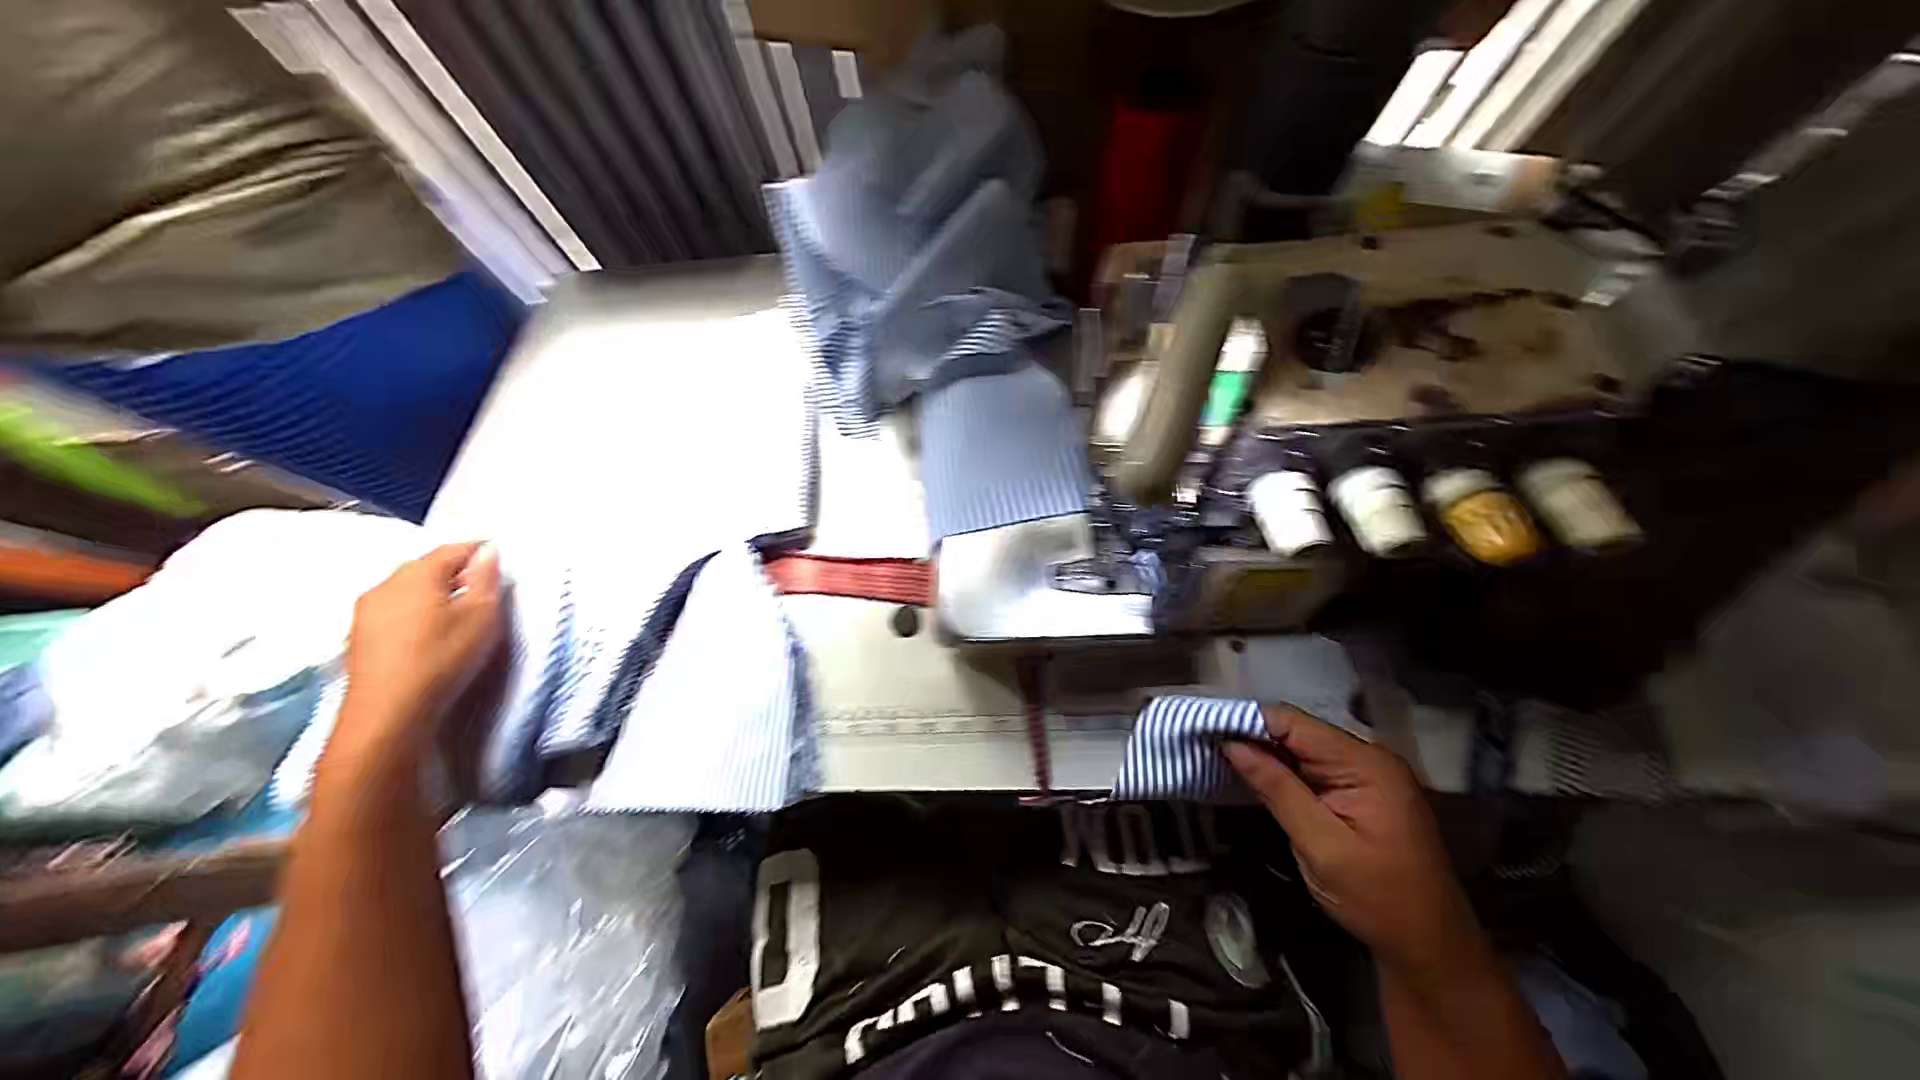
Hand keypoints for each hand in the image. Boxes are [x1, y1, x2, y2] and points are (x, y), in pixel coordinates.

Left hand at [331, 542, 502, 771]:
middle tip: (481, 585)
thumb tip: (487, 550)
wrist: (388, 711)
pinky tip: (428, 629)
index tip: (499, 559)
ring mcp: (366, 610)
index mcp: (417, 574)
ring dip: (432, 591)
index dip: (479, 550)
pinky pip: (393, 607)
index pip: (452, 548)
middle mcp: (385, 584)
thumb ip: (486, 578)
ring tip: (457, 609)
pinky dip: (415, 609)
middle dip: (454, 570)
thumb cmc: (443, 657)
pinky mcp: (358, 634)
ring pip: (406, 587)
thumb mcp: (481, 615)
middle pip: (426, 566)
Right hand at [1222, 706, 1481, 972]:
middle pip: (1297, 731)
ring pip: (1301, 749)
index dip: (1248, 722)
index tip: (1206, 730)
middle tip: (1207, 745)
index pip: (1293, 722)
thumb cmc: (1377, 898)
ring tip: (1220, 757)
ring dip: (1264, 755)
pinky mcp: (1358, 792)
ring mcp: (1366, 775)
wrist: (1430, 947)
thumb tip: (1231, 744)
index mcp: (1366, 764)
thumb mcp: (1320, 845)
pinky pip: (1312, 769)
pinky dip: (1282, 772)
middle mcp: (1368, 758)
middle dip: (1252, 737)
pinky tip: (1254, 777)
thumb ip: (1276, 789)